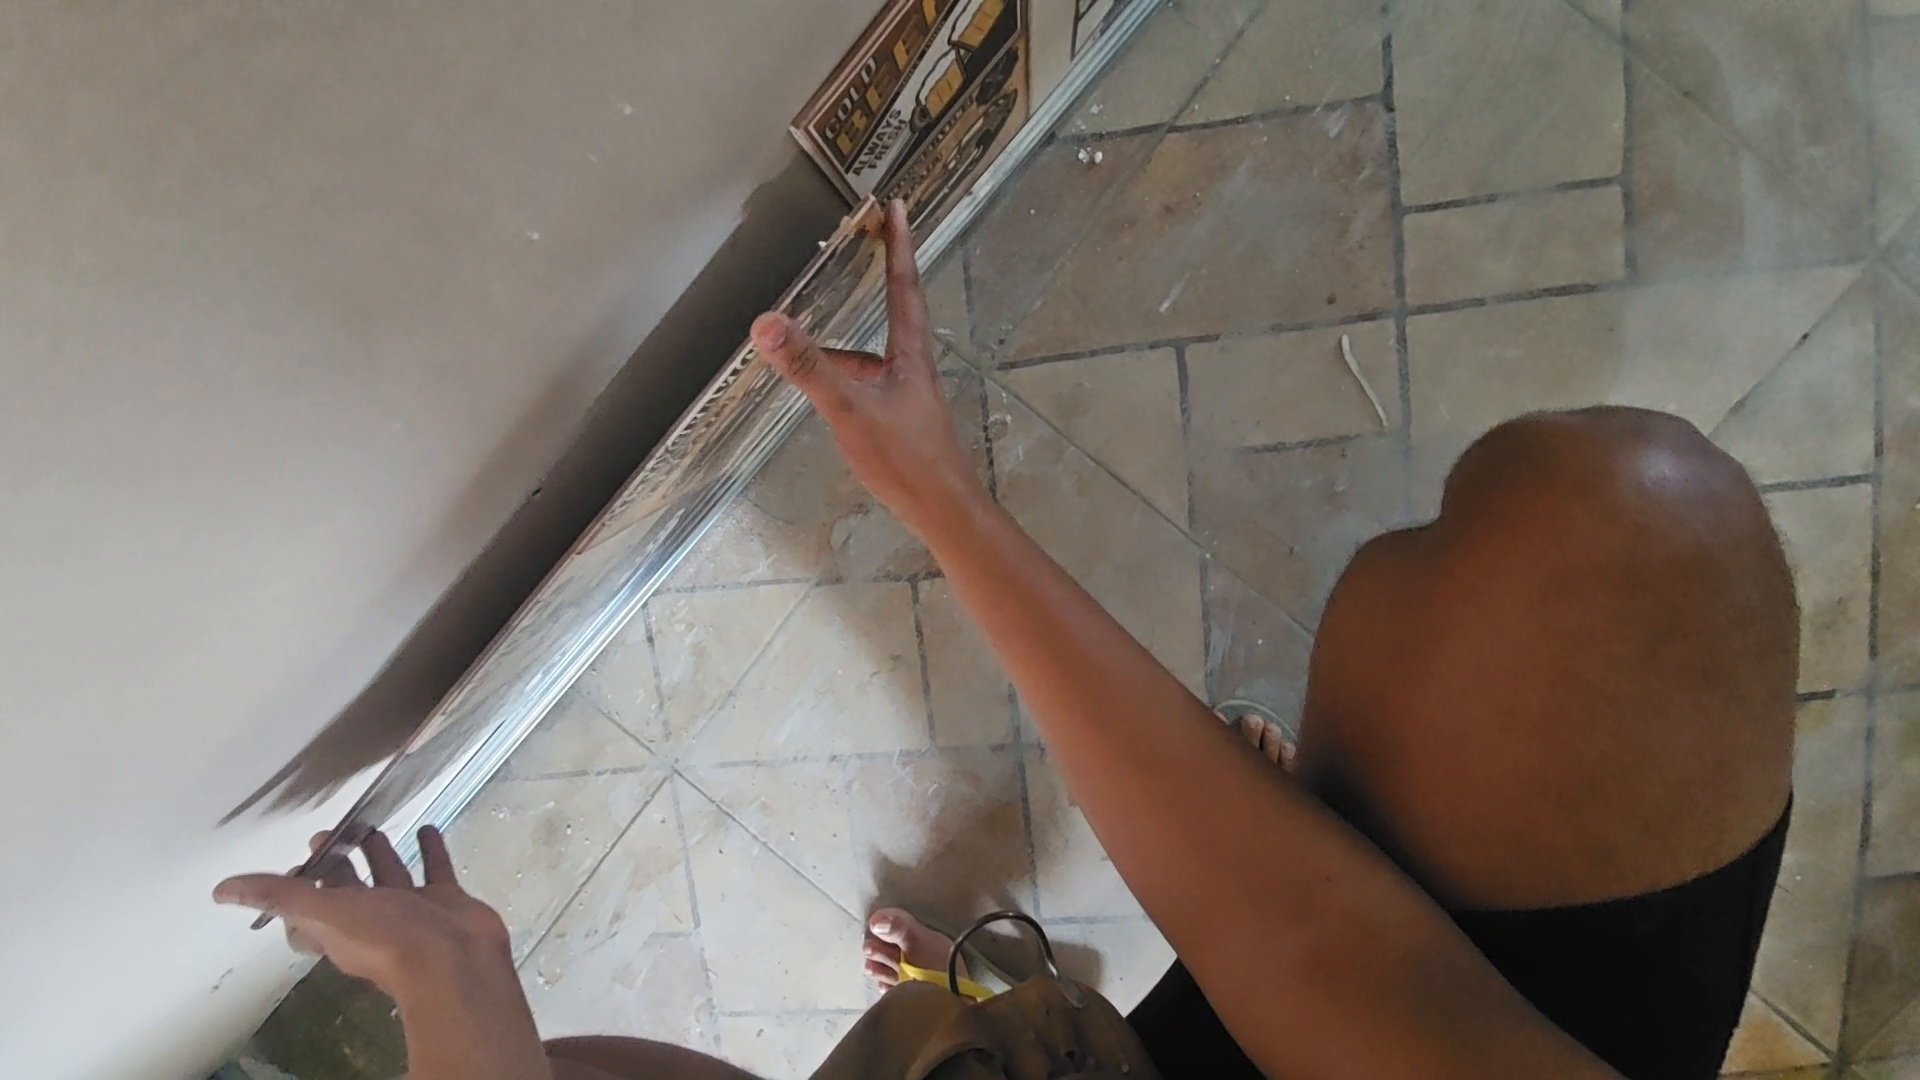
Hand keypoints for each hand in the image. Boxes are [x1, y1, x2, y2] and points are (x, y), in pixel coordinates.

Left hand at [214, 826, 512, 998]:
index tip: (300, 861)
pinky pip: (433, 870)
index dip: (297, 889)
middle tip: (333, 833)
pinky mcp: (443, 900)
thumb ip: (283, 897)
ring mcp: (409, 910)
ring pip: (389, 876)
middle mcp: (369, 920)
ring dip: (380, 854)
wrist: (451, 955)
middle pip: (347, 889)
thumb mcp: (328, 914)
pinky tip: (427, 829)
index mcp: (335, 930)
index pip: (304, 912)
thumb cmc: (386, 936)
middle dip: (338, 864)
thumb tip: (222, 889)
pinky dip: (430, 850)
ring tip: (374, 827)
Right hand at [752, 198, 988, 537]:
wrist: (942, 508)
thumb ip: (809, 368)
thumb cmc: (905, 456)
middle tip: (860, 249)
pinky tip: (829, 398)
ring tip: (812, 346)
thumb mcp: (850, 408)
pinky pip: (869, 386)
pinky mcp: (903, 421)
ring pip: (874, 358)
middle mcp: (913, 367)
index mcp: (909, 353)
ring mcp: (909, 396)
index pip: (904, 286)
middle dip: (879, 280)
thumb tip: (766, 323)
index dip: (898, 245)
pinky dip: (847, 381)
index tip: (898, 206)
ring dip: (848, 346)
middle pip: (894, 313)